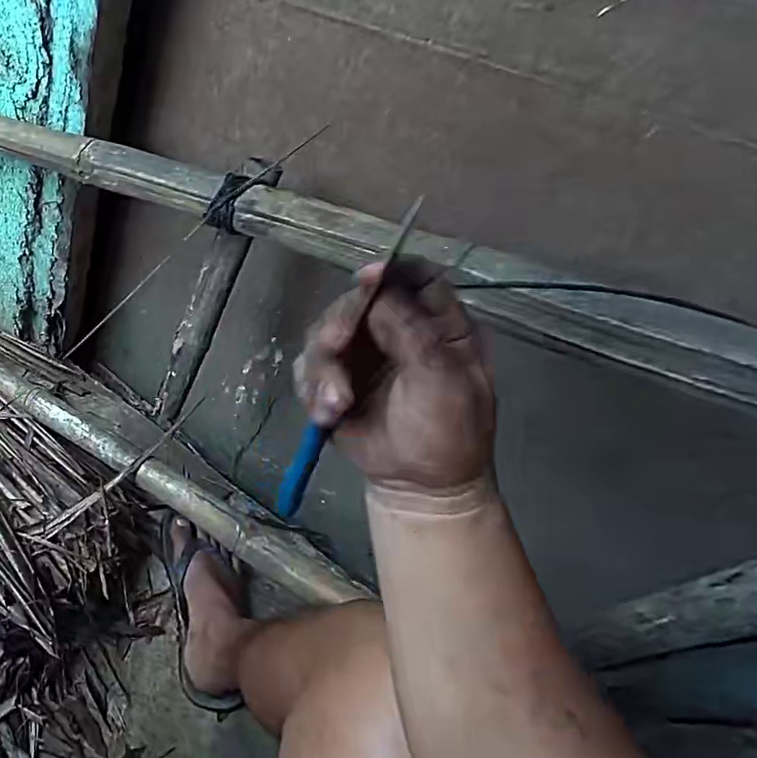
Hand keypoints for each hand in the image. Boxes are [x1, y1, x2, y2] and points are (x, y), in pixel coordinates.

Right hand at [293, 261, 495, 503]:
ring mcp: (361, 356)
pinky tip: (328, 414)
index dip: (391, 271)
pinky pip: (308, 369)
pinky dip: (313, 389)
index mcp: (436, 326)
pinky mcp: (333, 380)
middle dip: (341, 321)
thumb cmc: (448, 433)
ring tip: (337, 401)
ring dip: (324, 367)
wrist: (419, 486)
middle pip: (358, 302)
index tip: (368, 277)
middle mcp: (394, 332)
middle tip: (335, 343)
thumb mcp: (442, 380)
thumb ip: (411, 332)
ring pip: (324, 334)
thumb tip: (377, 290)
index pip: (414, 279)